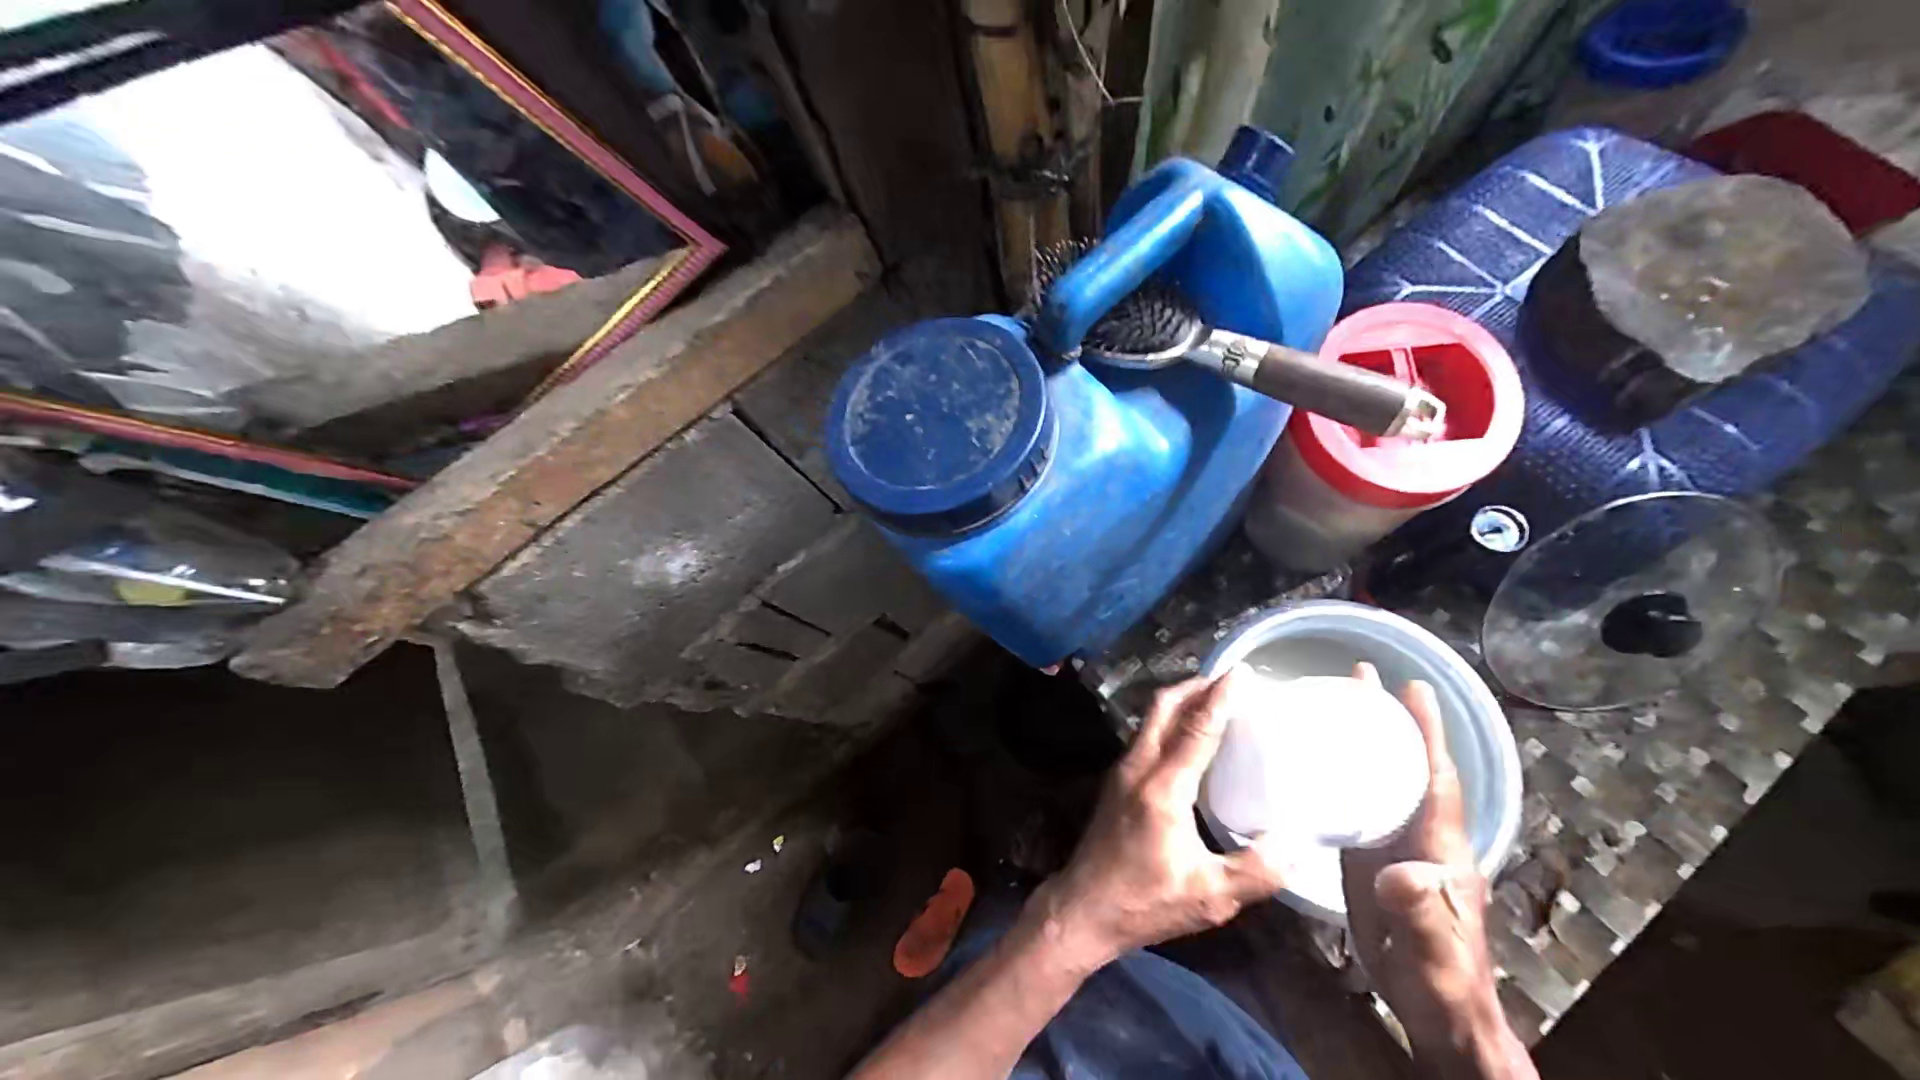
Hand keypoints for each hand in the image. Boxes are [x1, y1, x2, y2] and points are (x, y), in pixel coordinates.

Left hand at [1031, 670, 1289, 970]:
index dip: (1221, 698)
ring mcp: (1122, 772)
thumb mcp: (1210, 896)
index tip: (1242, 672)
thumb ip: (1256, 871)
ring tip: (1213, 700)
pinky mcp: (1117, 782)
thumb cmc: (1145, 901)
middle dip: (1195, 686)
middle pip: (1163, 708)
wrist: (1084, 907)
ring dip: (1180, 702)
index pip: (1196, 729)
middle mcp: (1137, 768)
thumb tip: (1293, 845)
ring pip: (1150, 719)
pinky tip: (1189, 737)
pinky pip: (1146, 736)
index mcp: (1162, 788)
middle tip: (1228, 678)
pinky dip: (1170, 722)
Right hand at [1342, 664, 1532, 1077]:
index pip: (1434, 777)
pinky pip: (1357, 802)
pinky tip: (1318, 759)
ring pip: (1380, 777)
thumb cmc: (1443, 981)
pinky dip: (1343, 772)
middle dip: (1389, 718)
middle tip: (1360, 677)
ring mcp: (1394, 844)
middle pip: (1404, 763)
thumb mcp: (1436, 951)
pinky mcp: (1369, 857)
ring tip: (1337, 703)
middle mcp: (1419, 834)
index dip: (1426, 733)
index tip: (1413, 688)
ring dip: (1365, 738)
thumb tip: (1404, 871)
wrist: (1434, 1011)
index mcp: (1439, 847)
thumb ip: (1424, 912)